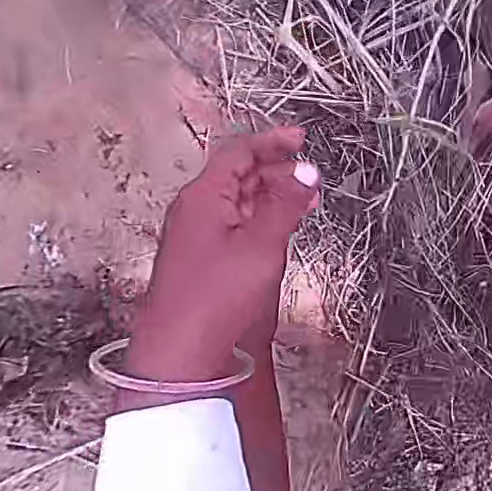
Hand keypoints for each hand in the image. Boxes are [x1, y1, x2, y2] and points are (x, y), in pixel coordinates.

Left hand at [128, 127, 319, 384]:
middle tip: (310, 176)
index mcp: (205, 196)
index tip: (300, 139)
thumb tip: (307, 170)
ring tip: (305, 200)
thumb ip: (286, 204)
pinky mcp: (204, 255)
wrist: (181, 351)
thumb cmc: (216, 297)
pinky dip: (263, 216)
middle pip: (240, 173)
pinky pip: (236, 221)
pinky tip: (281, 227)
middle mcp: (197, 208)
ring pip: (240, 199)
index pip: (240, 152)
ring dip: (273, 194)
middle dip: (278, 169)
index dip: (272, 141)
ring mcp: (198, 232)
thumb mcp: (262, 244)